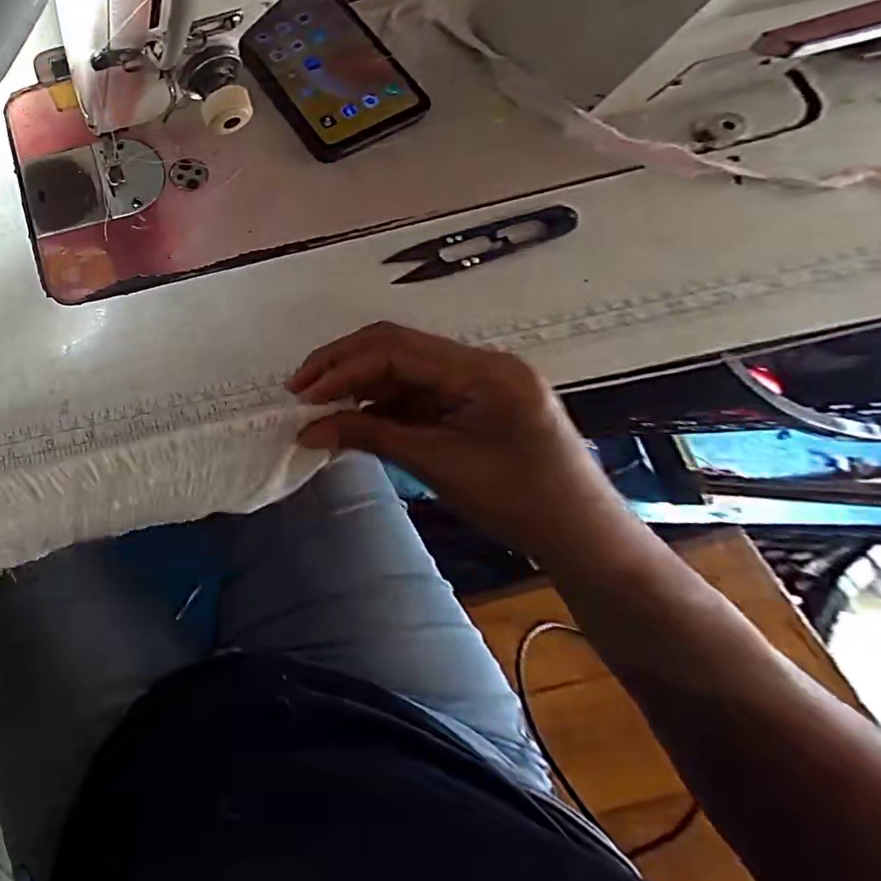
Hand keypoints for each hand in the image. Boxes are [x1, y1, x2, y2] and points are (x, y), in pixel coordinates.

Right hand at [290, 322, 625, 552]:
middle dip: (343, 364)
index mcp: (483, 370)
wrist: (581, 535)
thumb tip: (309, 429)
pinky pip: (415, 390)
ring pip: (402, 366)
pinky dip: (379, 402)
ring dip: (358, 383)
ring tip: (318, 406)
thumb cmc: (519, 501)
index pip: (396, 351)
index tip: (304, 396)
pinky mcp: (471, 400)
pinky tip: (352, 417)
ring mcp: (476, 380)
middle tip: (299, 388)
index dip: (343, 369)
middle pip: (396, 346)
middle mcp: (480, 363)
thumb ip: (371, 436)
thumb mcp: (438, 465)